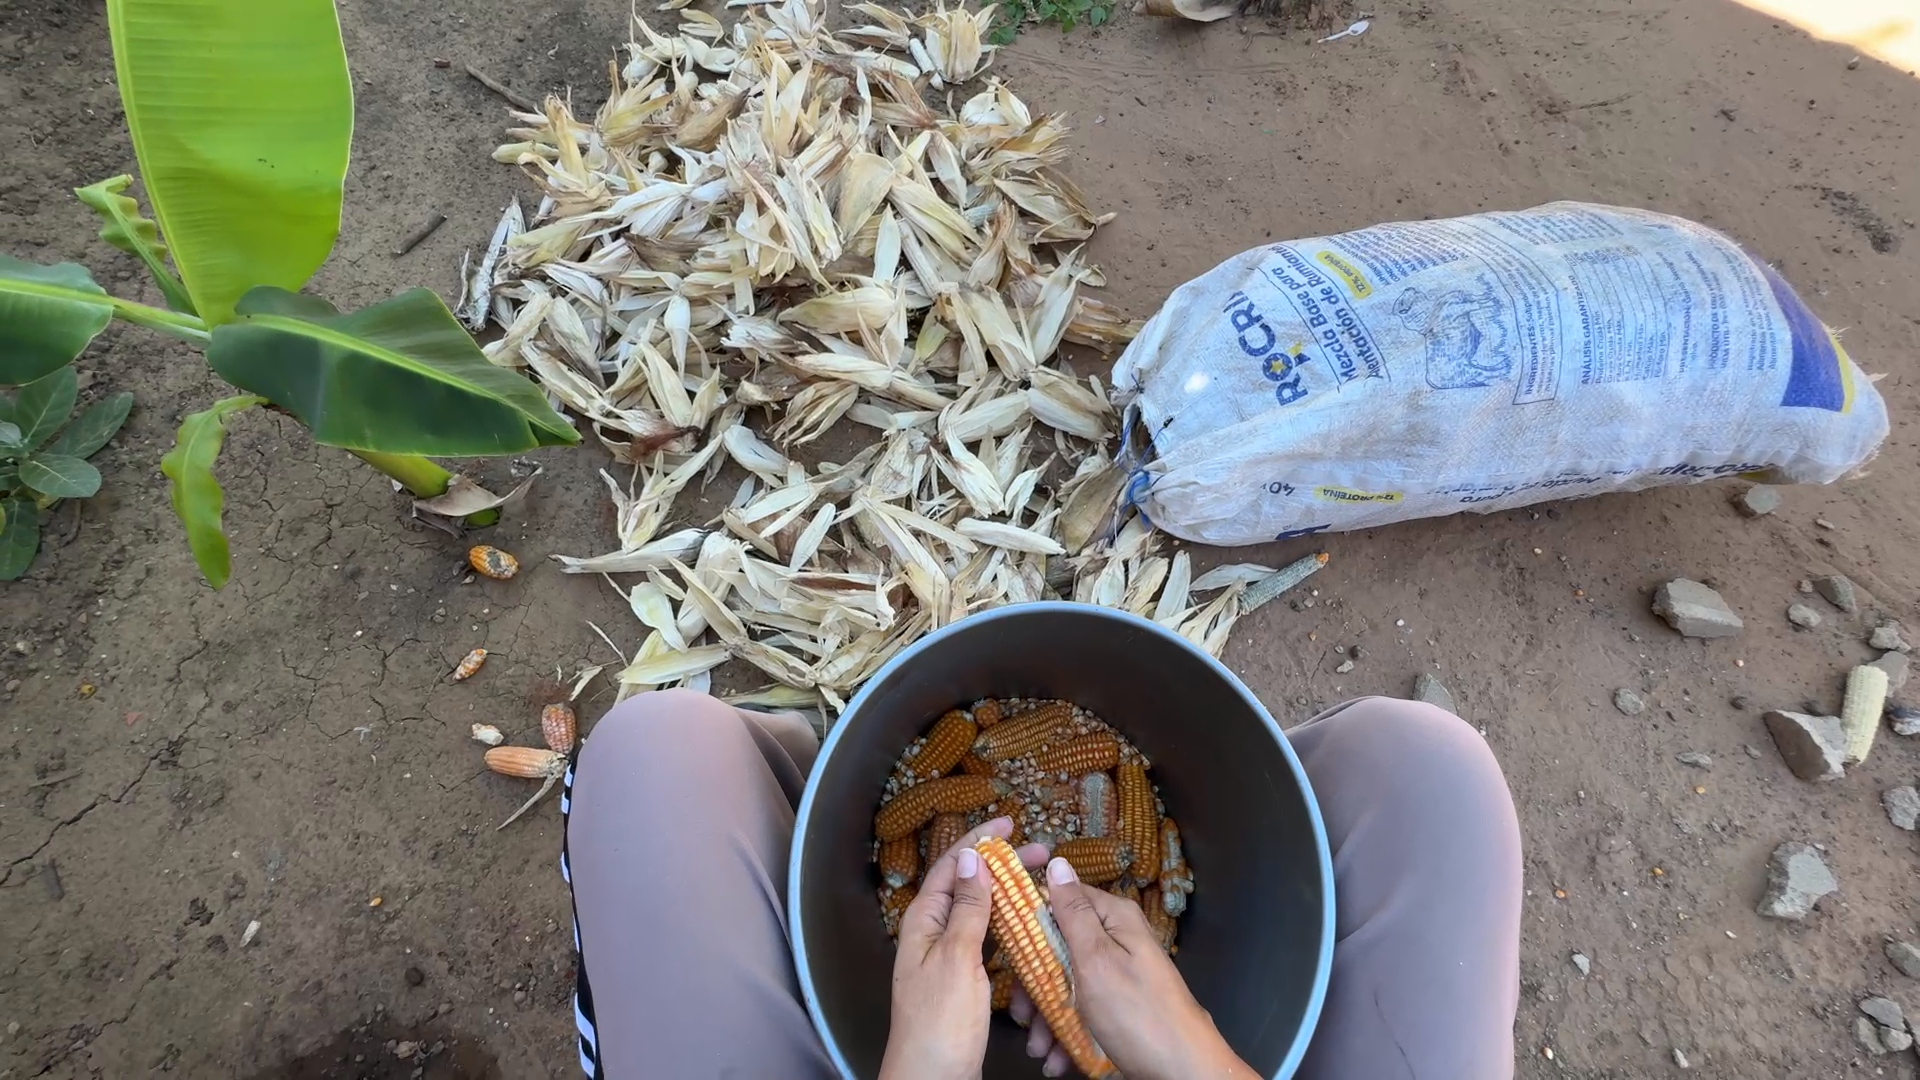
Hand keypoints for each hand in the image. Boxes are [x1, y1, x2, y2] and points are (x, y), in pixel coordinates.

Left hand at [878, 817, 1048, 1079]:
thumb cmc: (941, 1022)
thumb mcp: (957, 959)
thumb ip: (967, 908)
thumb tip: (974, 857)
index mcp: (925, 918)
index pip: (954, 864)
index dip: (981, 839)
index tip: (1009, 822)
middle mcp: (934, 929)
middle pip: (969, 882)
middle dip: (1001, 862)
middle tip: (1039, 852)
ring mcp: (947, 953)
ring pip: (979, 909)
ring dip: (1006, 891)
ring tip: (1038, 880)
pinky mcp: (962, 976)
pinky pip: (985, 937)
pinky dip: (1005, 923)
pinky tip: (1026, 922)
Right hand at [1012, 858, 1254, 1079]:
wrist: (1186, 1078)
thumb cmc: (1139, 1014)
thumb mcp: (1097, 959)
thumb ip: (1073, 912)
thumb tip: (1058, 861)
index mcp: (1113, 918)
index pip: (1062, 898)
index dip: (1032, 919)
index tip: (1007, 949)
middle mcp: (1116, 939)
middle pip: (1060, 947)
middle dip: (1035, 984)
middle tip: (1021, 1016)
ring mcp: (1117, 975)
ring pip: (1067, 983)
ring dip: (1046, 1016)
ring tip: (1037, 1047)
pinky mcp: (1118, 1007)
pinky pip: (1082, 1010)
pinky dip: (1065, 1032)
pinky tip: (1055, 1057)